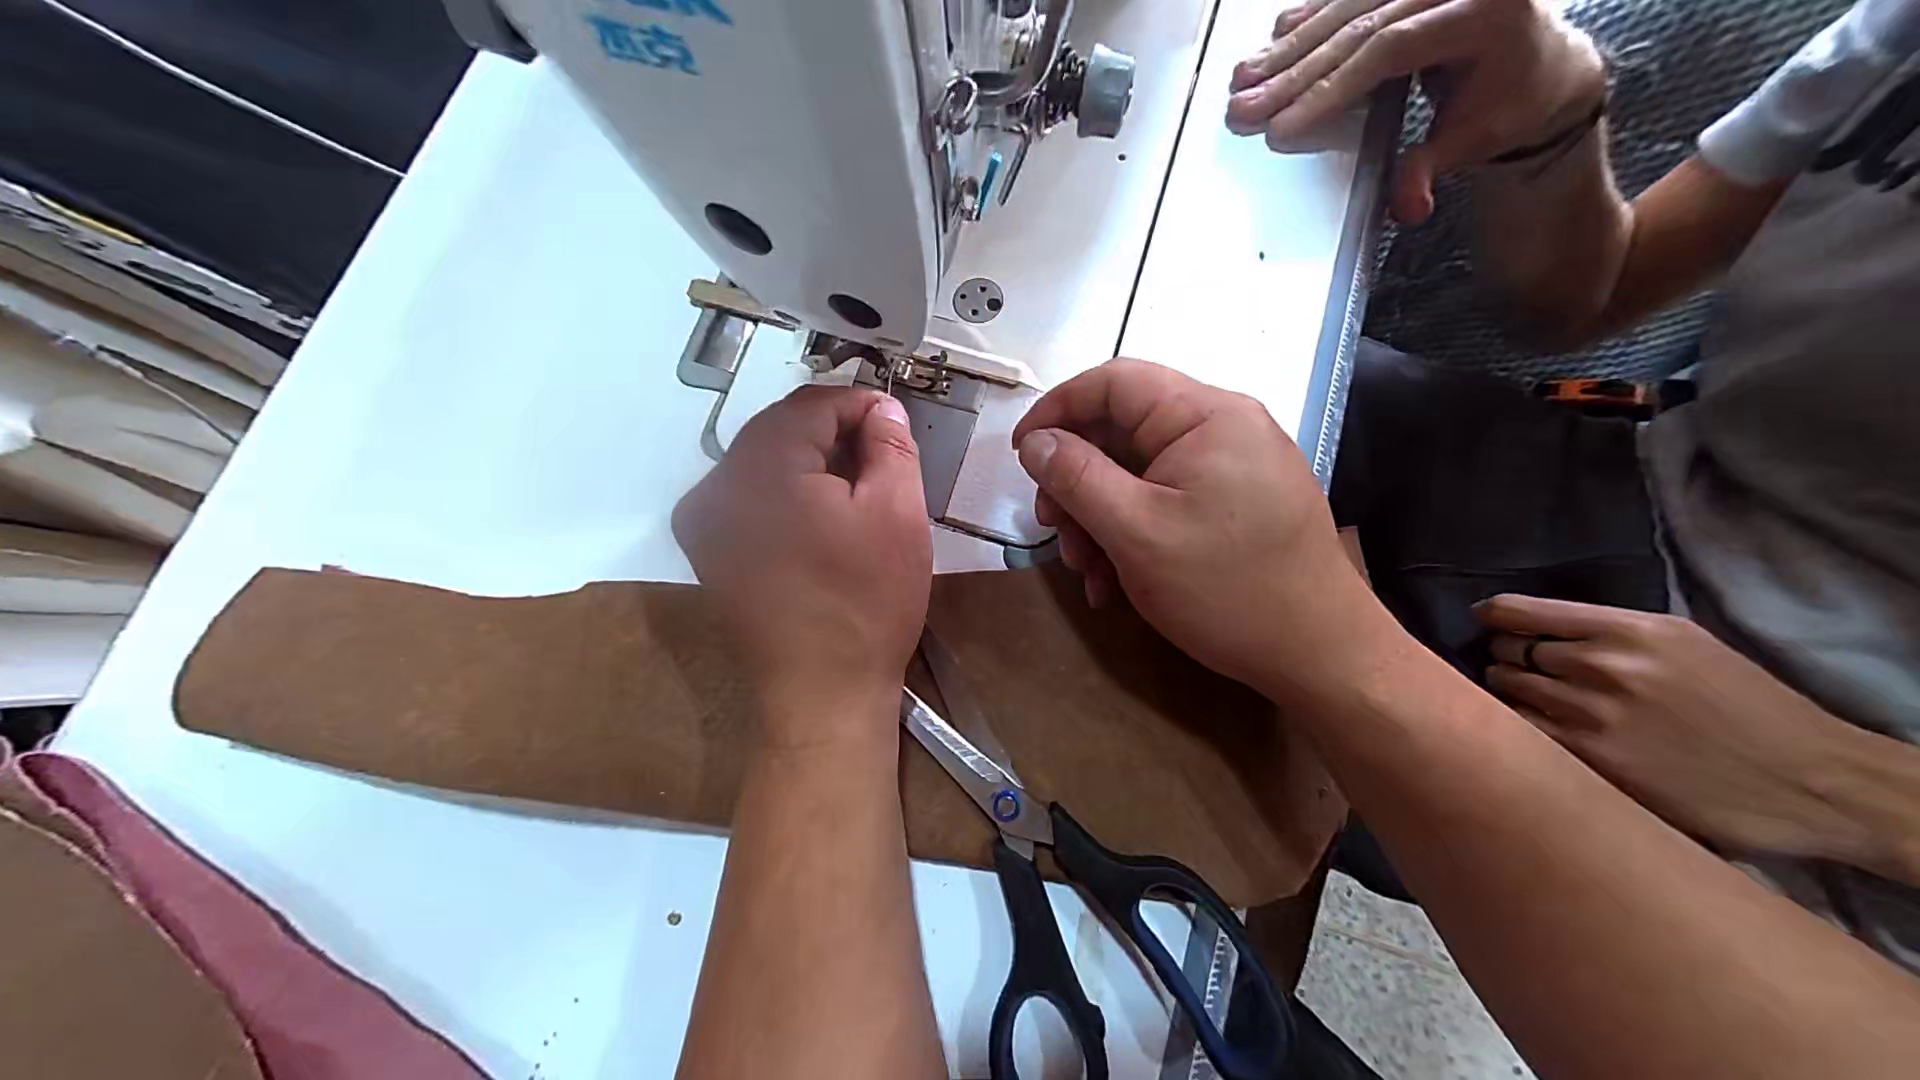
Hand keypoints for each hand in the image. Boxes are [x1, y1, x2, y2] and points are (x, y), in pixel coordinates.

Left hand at [673, 386, 930, 740]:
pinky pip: (748, 493)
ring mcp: (702, 518)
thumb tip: (883, 408)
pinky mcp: (707, 547)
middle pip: (780, 427)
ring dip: (810, 459)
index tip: (896, 422)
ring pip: (763, 458)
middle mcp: (715, 484)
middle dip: (834, 431)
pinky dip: (786, 488)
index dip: (860, 404)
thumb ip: (891, 445)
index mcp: (760, 468)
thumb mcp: (897, 514)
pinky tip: (821, 514)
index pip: (811, 404)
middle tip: (882, 455)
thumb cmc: (866, 604)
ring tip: (857, 486)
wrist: (821, 693)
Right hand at [1011, 358, 1384, 699]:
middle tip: (1054, 531)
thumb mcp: (1136, 532)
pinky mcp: (1233, 502)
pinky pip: (1163, 500)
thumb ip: (1077, 478)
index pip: (1113, 382)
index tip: (1021, 454)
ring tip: (1087, 571)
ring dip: (1098, 518)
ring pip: (1136, 473)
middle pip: (1121, 432)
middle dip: (1077, 484)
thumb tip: (1035, 441)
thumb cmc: (1227, 590)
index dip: (1057, 409)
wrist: (1319, 656)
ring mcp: (1230, 466)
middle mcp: (1221, 427)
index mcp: (1206, 415)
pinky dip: (1129, 533)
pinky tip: (1113, 580)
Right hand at [1226, 0, 1607, 222]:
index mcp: (1484, 13)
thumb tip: (1408, 207)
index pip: (1389, 50)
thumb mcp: (1474, 140)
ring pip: (1344, 8)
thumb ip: (1431, 168)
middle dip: (1291, 75)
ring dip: (1286, 50)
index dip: (1330, 91)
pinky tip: (1271, 38)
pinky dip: (1306, 19)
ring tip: (1242, 80)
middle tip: (1244, 108)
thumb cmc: (1506, 104)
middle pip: (1356, 27)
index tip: (1283, 127)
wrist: (1536, 65)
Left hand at [1478, 595, 1919, 875]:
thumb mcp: (1680, 642)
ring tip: (1533, 700)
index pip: (1517, 611)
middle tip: (1525, 669)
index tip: (1485, 620)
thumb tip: (1528, 623)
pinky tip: (1534, 728)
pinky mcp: (1590, 757)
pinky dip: (1516, 724)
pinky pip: (1519, 728)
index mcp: (1628, 629)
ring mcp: (1592, 712)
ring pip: (1503, 687)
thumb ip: (1602, 629)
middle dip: (1508, 657)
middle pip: (1505, 650)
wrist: (1820, 782)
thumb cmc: (1745, 704)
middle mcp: (1603, 664)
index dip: (1493, 615)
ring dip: (1508, 691)